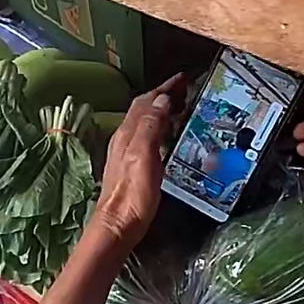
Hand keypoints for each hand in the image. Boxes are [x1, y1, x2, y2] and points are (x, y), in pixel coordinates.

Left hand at [91, 72, 186, 246]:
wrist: (118, 224)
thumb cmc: (133, 193)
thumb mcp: (145, 156)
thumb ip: (152, 127)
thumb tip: (162, 100)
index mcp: (128, 133)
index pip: (147, 101)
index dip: (164, 87)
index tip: (183, 78)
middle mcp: (124, 138)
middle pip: (144, 108)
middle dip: (163, 95)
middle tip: (185, 90)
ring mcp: (126, 151)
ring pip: (144, 121)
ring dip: (162, 110)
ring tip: (181, 107)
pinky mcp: (131, 165)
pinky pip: (146, 135)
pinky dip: (160, 127)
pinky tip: (169, 135)